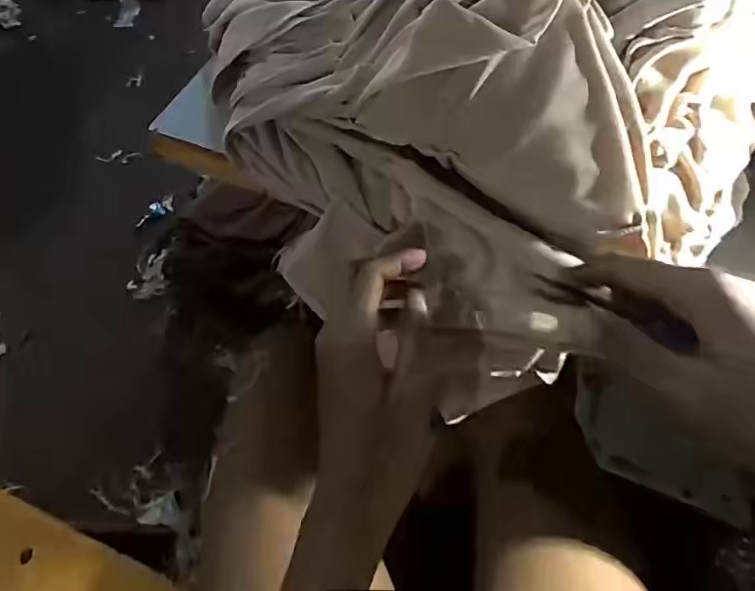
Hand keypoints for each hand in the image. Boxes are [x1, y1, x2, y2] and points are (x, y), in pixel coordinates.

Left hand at [313, 248, 439, 504]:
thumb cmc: (387, 447)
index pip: (367, 276)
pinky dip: (376, 311)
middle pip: (353, 281)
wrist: (349, 497)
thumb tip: (417, 296)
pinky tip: (404, 323)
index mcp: (350, 334)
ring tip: (421, 292)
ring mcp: (327, 349)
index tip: (426, 257)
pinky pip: (352, 321)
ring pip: (352, 300)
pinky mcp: (332, 365)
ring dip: (383, 290)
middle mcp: (331, 333)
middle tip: (423, 268)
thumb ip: (415, 336)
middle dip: (387, 268)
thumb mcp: (414, 390)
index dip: (396, 260)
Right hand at [571, 256, 754, 472]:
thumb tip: (576, 314)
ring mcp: (736, 309)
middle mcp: (717, 286)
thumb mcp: (683, 389)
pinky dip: (660, 336)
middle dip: (607, 303)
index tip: (547, 289)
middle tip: (574, 332)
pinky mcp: (748, 333)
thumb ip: (625, 348)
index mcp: (700, 287)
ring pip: (665, 304)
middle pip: (644, 283)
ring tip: (606, 352)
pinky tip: (654, 366)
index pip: (624, 267)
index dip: (583, 276)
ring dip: (633, 323)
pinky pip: (688, 322)